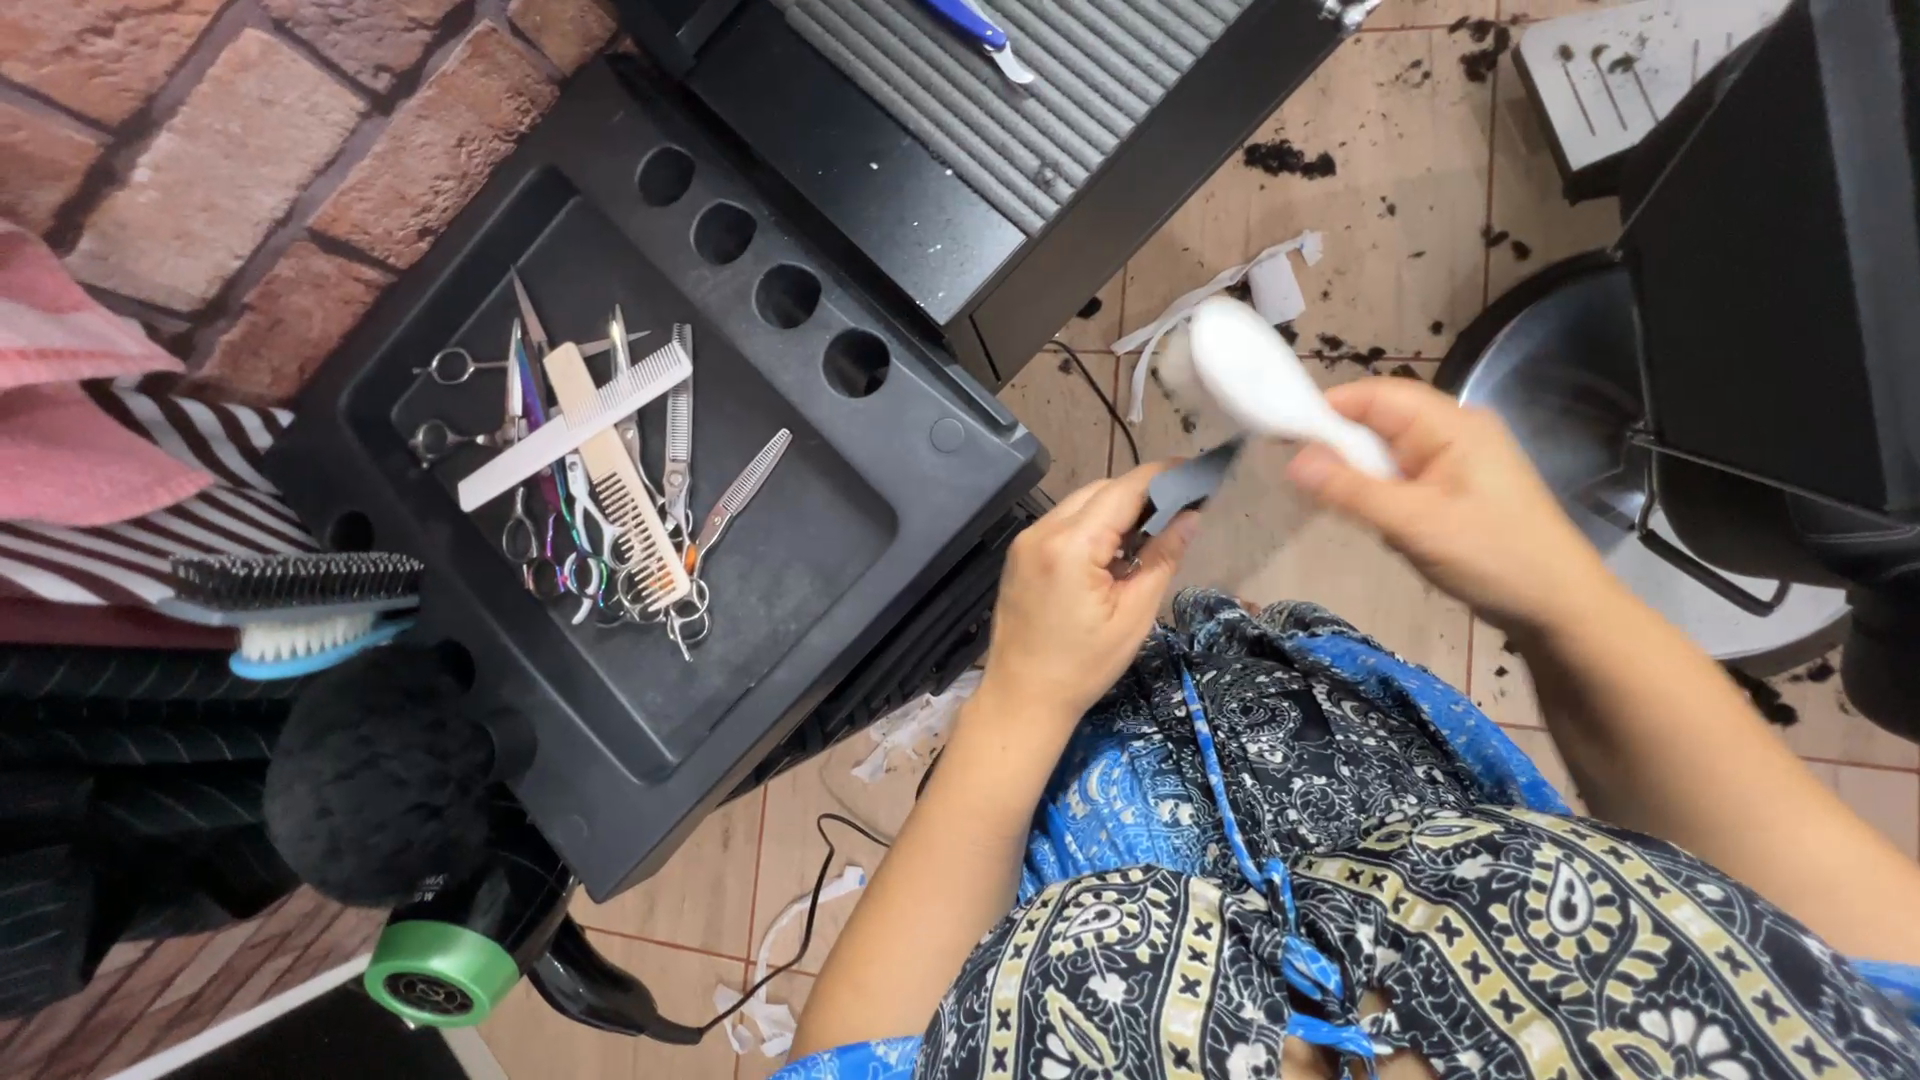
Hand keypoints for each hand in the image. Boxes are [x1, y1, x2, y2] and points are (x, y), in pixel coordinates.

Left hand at [974, 464, 1199, 728]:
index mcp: (1071, 545)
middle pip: (1100, 490)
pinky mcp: (1020, 554)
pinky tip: (1112, 553)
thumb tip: (1191, 515)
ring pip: (1080, 503)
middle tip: (1178, 512)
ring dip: (1115, 509)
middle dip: (1141, 494)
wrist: (1022, 696)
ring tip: (1148, 536)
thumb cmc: (1083, 666)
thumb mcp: (1134, 615)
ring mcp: (1026, 541)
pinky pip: (1062, 522)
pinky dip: (1091, 525)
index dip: (1164, 476)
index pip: (1124, 489)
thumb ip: (1163, 558)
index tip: (1197, 472)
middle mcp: (1042, 531)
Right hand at [1286, 377, 1619, 637]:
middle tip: (1306, 480)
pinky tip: (1374, 520)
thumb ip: (1349, 490)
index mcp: (1452, 425)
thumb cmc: (1492, 557)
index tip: (1284, 435)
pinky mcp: (1453, 489)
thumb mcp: (1412, 523)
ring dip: (1357, 474)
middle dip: (1340, 446)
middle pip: (1379, 421)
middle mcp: (1454, 432)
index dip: (1328, 408)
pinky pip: (1399, 476)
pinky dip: (1376, 492)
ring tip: (1342, 506)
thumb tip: (1292, 460)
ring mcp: (1456, 461)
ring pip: (1386, 451)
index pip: (1376, 395)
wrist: (1559, 607)